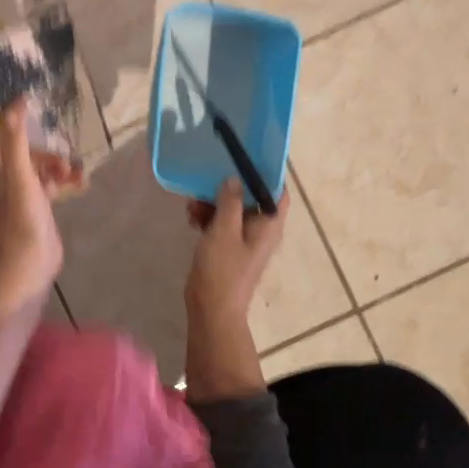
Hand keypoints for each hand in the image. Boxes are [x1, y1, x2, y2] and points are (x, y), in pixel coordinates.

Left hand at [0, 104, 75, 297]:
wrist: (29, 266)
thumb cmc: (22, 221)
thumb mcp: (22, 178)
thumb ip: (17, 142)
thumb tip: (15, 104)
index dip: (14, 118)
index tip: (36, 107)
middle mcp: (3, 176)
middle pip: (24, 148)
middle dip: (46, 150)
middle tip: (63, 162)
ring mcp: (20, 191)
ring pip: (40, 165)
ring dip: (58, 165)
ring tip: (74, 176)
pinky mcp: (36, 204)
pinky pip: (50, 182)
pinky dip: (63, 180)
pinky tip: (80, 184)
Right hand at [183, 179, 289, 320]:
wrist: (211, 308)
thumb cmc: (222, 269)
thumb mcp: (224, 231)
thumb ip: (230, 202)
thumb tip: (234, 179)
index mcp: (269, 225)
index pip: (277, 192)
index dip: (266, 174)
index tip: (245, 159)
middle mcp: (261, 229)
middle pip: (250, 198)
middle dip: (228, 188)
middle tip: (206, 181)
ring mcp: (243, 239)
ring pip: (232, 210)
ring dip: (213, 203)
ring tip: (192, 205)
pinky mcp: (227, 247)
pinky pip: (221, 224)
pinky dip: (208, 217)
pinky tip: (191, 218)